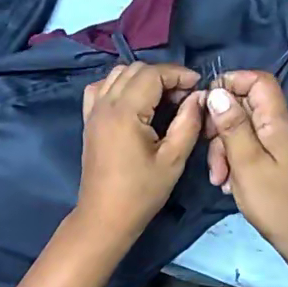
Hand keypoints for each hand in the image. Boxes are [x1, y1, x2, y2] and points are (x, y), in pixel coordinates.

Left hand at [76, 62, 205, 234]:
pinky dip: (119, 86)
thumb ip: (189, 122)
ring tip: (162, 99)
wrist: (105, 216)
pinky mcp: (88, 121)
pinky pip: (101, 89)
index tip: (197, 87)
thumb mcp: (173, 159)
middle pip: (135, 70)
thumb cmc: (141, 193)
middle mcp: (105, 105)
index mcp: (125, 112)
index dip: (178, 74)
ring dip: (142, 78)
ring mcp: (93, 112)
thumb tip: (199, 96)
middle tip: (183, 96)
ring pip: (117, 74)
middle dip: (162, 76)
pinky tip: (134, 102)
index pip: (152, 74)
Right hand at [204, 70, 287, 252]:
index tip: (208, 102)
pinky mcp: (270, 157)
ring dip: (221, 148)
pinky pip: (244, 146)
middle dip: (220, 123)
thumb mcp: (245, 161)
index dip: (232, 82)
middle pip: (244, 104)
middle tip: (207, 146)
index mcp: (277, 121)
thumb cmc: (272, 199)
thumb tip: (217, 92)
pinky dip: (231, 159)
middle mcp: (278, 125)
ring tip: (218, 176)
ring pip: (240, 128)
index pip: (258, 81)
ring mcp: (274, 142)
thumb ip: (232, 125)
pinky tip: (225, 182)